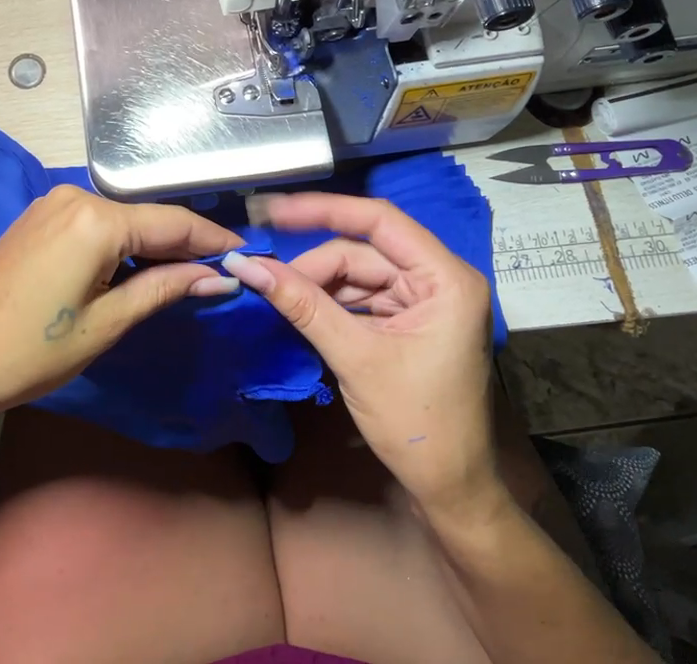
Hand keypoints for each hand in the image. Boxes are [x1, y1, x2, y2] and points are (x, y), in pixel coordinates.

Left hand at [0, 185, 243, 431]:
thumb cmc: (30, 352)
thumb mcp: (106, 324)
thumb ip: (163, 289)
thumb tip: (218, 276)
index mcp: (94, 218)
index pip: (172, 223)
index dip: (213, 240)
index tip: (248, 254)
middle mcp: (72, 196)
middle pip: (145, 218)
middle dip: (183, 244)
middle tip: (223, 270)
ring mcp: (48, 206)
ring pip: (118, 221)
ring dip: (150, 245)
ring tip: (188, 274)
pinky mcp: (34, 220)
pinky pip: (91, 225)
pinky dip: (118, 245)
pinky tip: (136, 268)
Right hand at [222, 194, 499, 516]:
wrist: (451, 486)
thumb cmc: (417, 422)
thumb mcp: (354, 357)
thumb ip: (301, 305)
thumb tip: (245, 266)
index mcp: (446, 279)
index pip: (379, 221)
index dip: (322, 210)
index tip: (272, 212)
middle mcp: (439, 279)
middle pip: (363, 251)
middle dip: (314, 266)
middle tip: (266, 282)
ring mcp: (425, 301)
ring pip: (358, 274)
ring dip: (318, 286)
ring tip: (277, 299)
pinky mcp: (410, 322)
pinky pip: (362, 297)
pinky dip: (330, 304)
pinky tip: (300, 312)